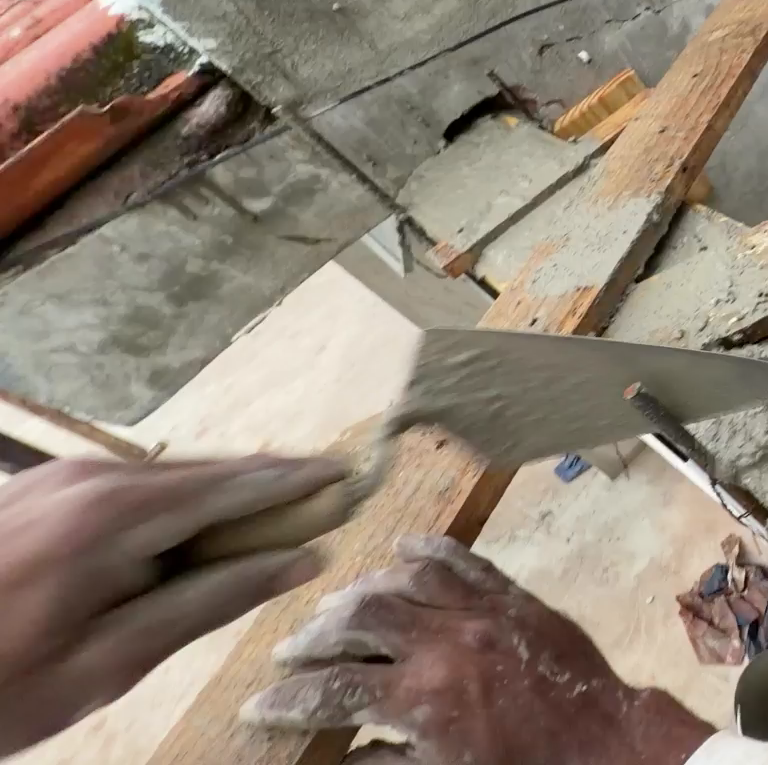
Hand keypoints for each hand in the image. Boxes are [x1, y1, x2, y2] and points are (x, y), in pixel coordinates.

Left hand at [0, 455, 344, 755]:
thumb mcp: (104, 665)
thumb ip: (215, 600)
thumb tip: (307, 560)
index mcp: (117, 514)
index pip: (245, 483)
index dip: (307, 480)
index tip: (358, 476)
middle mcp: (94, 477)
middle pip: (216, 473)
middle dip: (269, 493)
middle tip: (314, 518)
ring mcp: (60, 478)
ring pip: (179, 477)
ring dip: (223, 502)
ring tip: (250, 539)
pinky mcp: (39, 488)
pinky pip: (137, 485)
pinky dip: (178, 507)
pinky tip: (182, 541)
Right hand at [242, 536, 715, 764]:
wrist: (596, 734)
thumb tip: (333, 756)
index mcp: (423, 696)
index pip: (333, 690)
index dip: (287, 699)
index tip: (258, 704)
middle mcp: (449, 641)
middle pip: (364, 618)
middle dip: (317, 635)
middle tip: (291, 650)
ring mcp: (486, 610)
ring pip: (411, 579)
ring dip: (365, 590)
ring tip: (335, 606)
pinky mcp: (515, 596)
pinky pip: (469, 561)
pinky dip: (432, 549)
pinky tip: (404, 546)